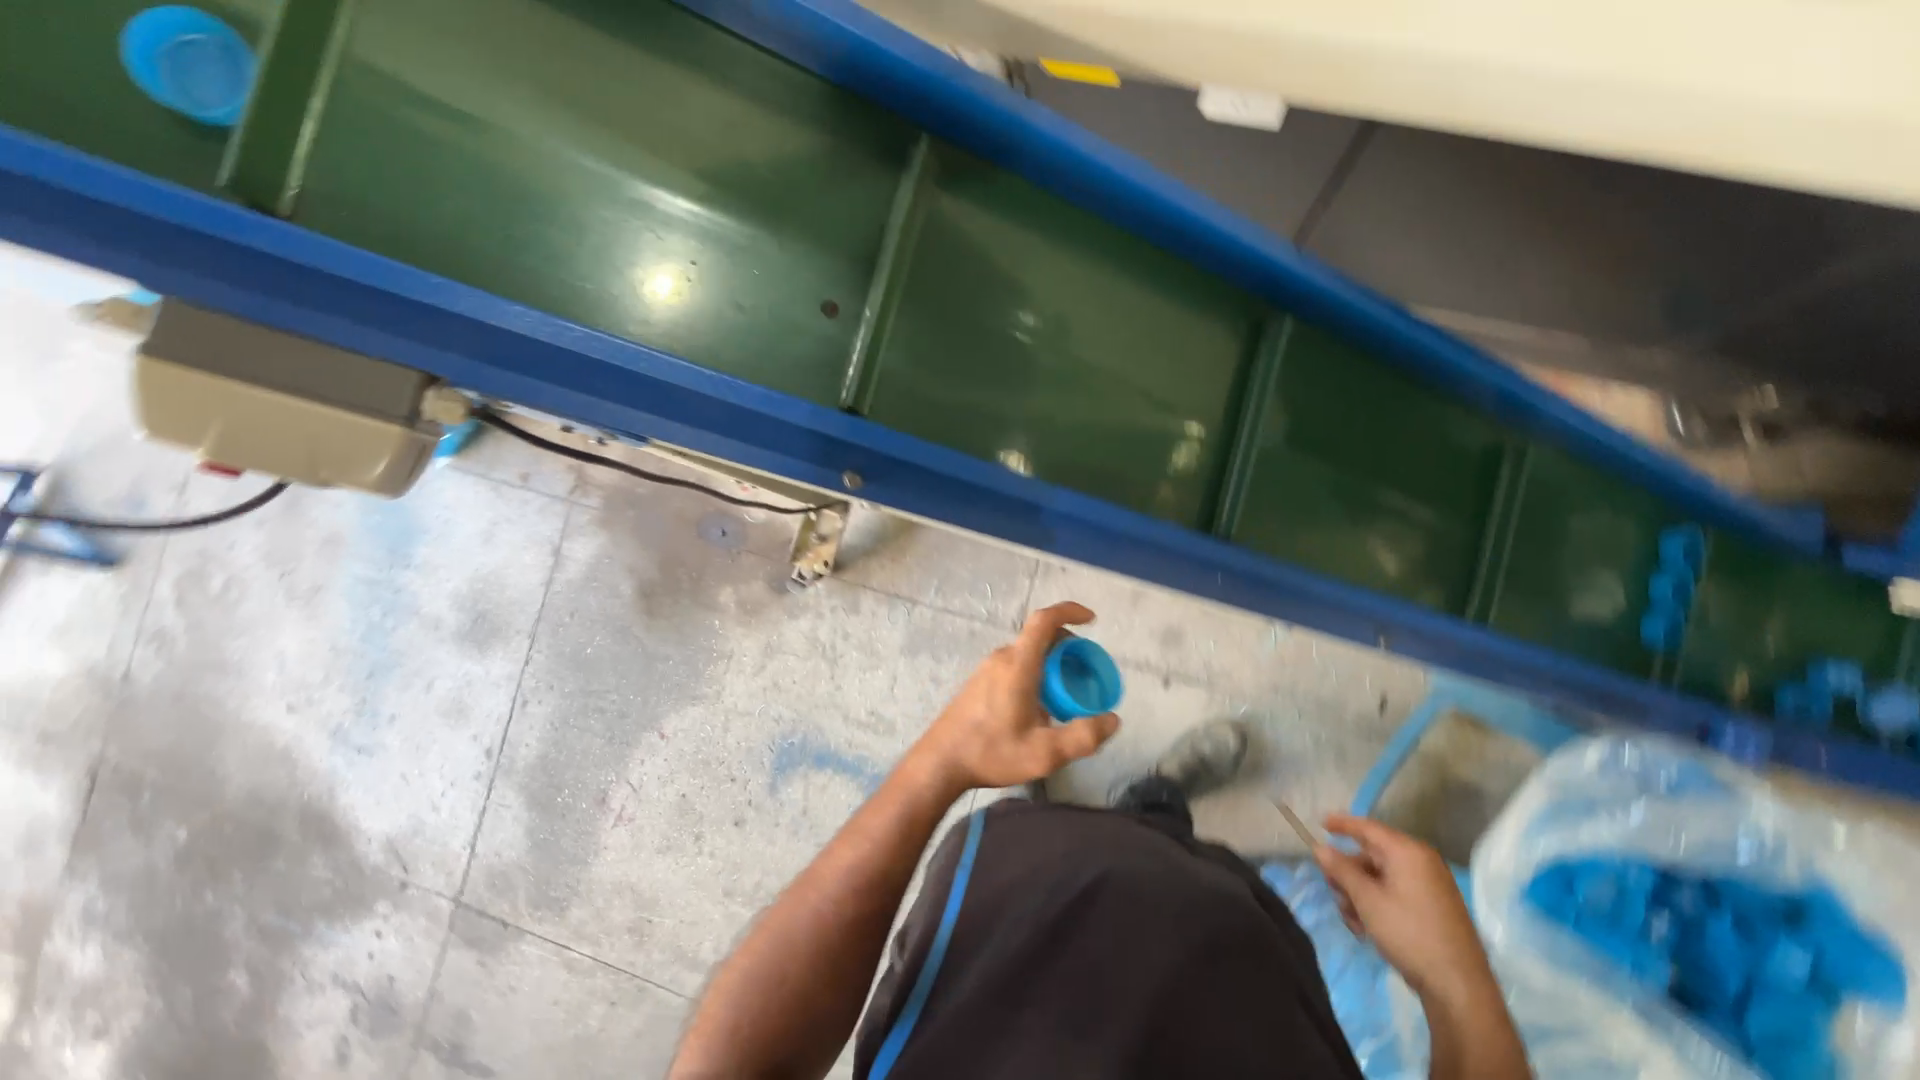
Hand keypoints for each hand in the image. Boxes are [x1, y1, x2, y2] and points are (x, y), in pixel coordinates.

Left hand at [905, 602, 1120, 796]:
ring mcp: (987, 670)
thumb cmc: (991, 753)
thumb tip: (1113, 720)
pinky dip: (1036, 673)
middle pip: (1039, 637)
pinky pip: (1015, 666)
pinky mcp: (979, 683)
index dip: (1069, 611)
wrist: (940, 763)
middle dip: (1069, 647)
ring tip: (1068, 694)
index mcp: (1018, 665)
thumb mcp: (1045, 753)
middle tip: (1088, 672)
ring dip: (1052, 663)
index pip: (1044, 621)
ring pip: (1027, 654)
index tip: (1091, 620)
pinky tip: (1040, 708)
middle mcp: (1001, 659)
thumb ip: (1083, 737)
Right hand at [1315, 813, 1496, 1004]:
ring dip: (1359, 895)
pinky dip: (1377, 904)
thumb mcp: (1367, 900)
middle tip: (1334, 893)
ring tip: (1354, 922)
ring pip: (1380, 878)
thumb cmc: (1408, 933)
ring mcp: (1429, 885)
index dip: (1342, 824)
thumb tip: (1320, 847)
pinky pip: (1395, 893)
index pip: (1368, 827)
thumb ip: (1341, 870)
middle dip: (1348, 874)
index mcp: (1408, 852)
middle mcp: (1421, 862)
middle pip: (1371, 855)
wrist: (1457, 984)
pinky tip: (1368, 928)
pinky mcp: (1432, 906)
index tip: (1320, 823)